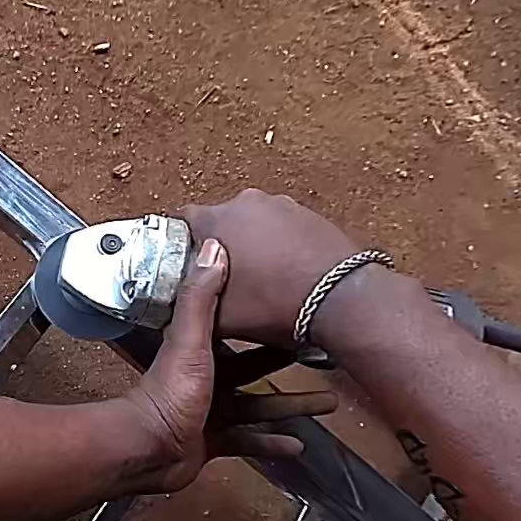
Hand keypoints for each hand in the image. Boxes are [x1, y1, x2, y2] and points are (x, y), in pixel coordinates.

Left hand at [116, 237, 337, 493]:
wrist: (150, 447)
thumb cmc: (170, 392)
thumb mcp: (190, 340)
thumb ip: (202, 297)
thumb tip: (212, 245)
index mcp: (197, 351)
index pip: (235, 332)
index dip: (262, 324)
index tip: (294, 314)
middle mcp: (204, 378)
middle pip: (253, 369)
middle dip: (284, 364)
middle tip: (322, 360)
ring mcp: (208, 410)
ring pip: (257, 407)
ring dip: (290, 406)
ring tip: (329, 404)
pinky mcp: (212, 440)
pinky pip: (248, 440)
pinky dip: (271, 443)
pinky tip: (297, 446)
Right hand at [179, 189, 365, 346]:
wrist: (343, 301)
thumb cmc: (275, 304)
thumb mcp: (218, 317)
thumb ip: (191, 306)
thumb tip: (178, 309)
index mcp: (216, 220)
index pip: (181, 220)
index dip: (178, 242)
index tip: (182, 261)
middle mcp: (246, 203)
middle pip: (218, 220)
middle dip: (216, 244)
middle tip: (218, 275)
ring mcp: (281, 205)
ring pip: (251, 222)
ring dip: (248, 242)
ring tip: (255, 276)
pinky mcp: (309, 214)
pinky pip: (280, 227)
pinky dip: (277, 244)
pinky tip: (282, 272)